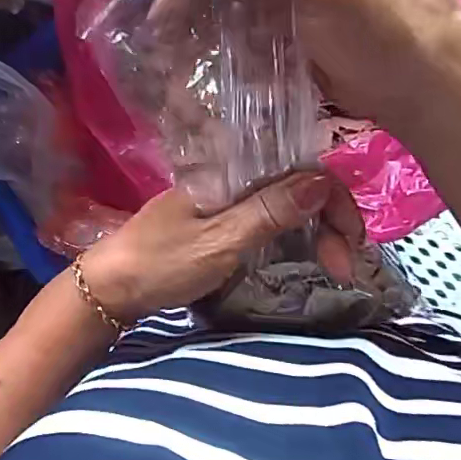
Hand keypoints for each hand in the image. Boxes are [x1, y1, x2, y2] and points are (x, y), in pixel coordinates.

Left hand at [80, 172, 368, 321]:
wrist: (109, 287)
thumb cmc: (160, 264)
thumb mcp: (219, 242)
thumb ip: (267, 211)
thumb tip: (321, 179)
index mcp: (228, 176)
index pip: (300, 172)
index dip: (334, 203)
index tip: (351, 246)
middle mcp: (227, 183)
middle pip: (295, 188)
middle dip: (329, 222)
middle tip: (342, 268)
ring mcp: (219, 204)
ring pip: (281, 206)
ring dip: (313, 232)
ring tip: (330, 267)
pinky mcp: (212, 225)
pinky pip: (262, 221)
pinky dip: (288, 237)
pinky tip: (300, 255)